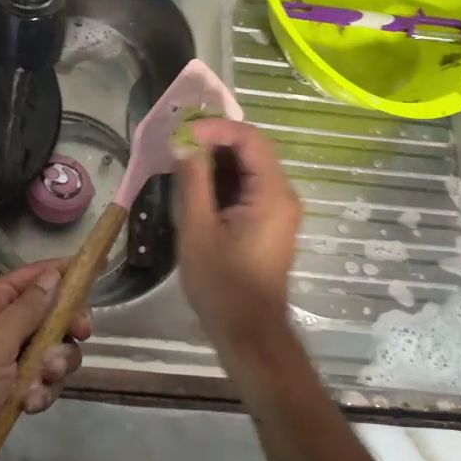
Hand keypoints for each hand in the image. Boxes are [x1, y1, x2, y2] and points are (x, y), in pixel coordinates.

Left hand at [0, 259, 90, 460]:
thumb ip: (30, 308)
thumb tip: (54, 275)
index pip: (35, 276)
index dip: (64, 276)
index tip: (94, 279)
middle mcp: (1, 324)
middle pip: (51, 314)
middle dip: (64, 332)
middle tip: (79, 338)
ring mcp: (7, 358)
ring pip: (52, 351)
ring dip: (52, 368)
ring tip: (37, 385)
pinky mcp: (12, 389)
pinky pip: (42, 381)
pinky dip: (40, 392)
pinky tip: (29, 406)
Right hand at [174, 118, 303, 354]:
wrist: (249, 333)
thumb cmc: (222, 285)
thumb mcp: (198, 230)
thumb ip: (193, 181)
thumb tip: (185, 144)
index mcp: (273, 194)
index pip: (250, 138)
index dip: (216, 128)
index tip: (182, 133)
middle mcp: (284, 195)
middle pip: (252, 149)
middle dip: (214, 140)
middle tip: (177, 142)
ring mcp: (279, 209)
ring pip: (248, 167)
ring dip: (216, 159)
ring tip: (180, 159)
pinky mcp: (269, 221)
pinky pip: (248, 186)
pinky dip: (223, 179)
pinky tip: (195, 183)